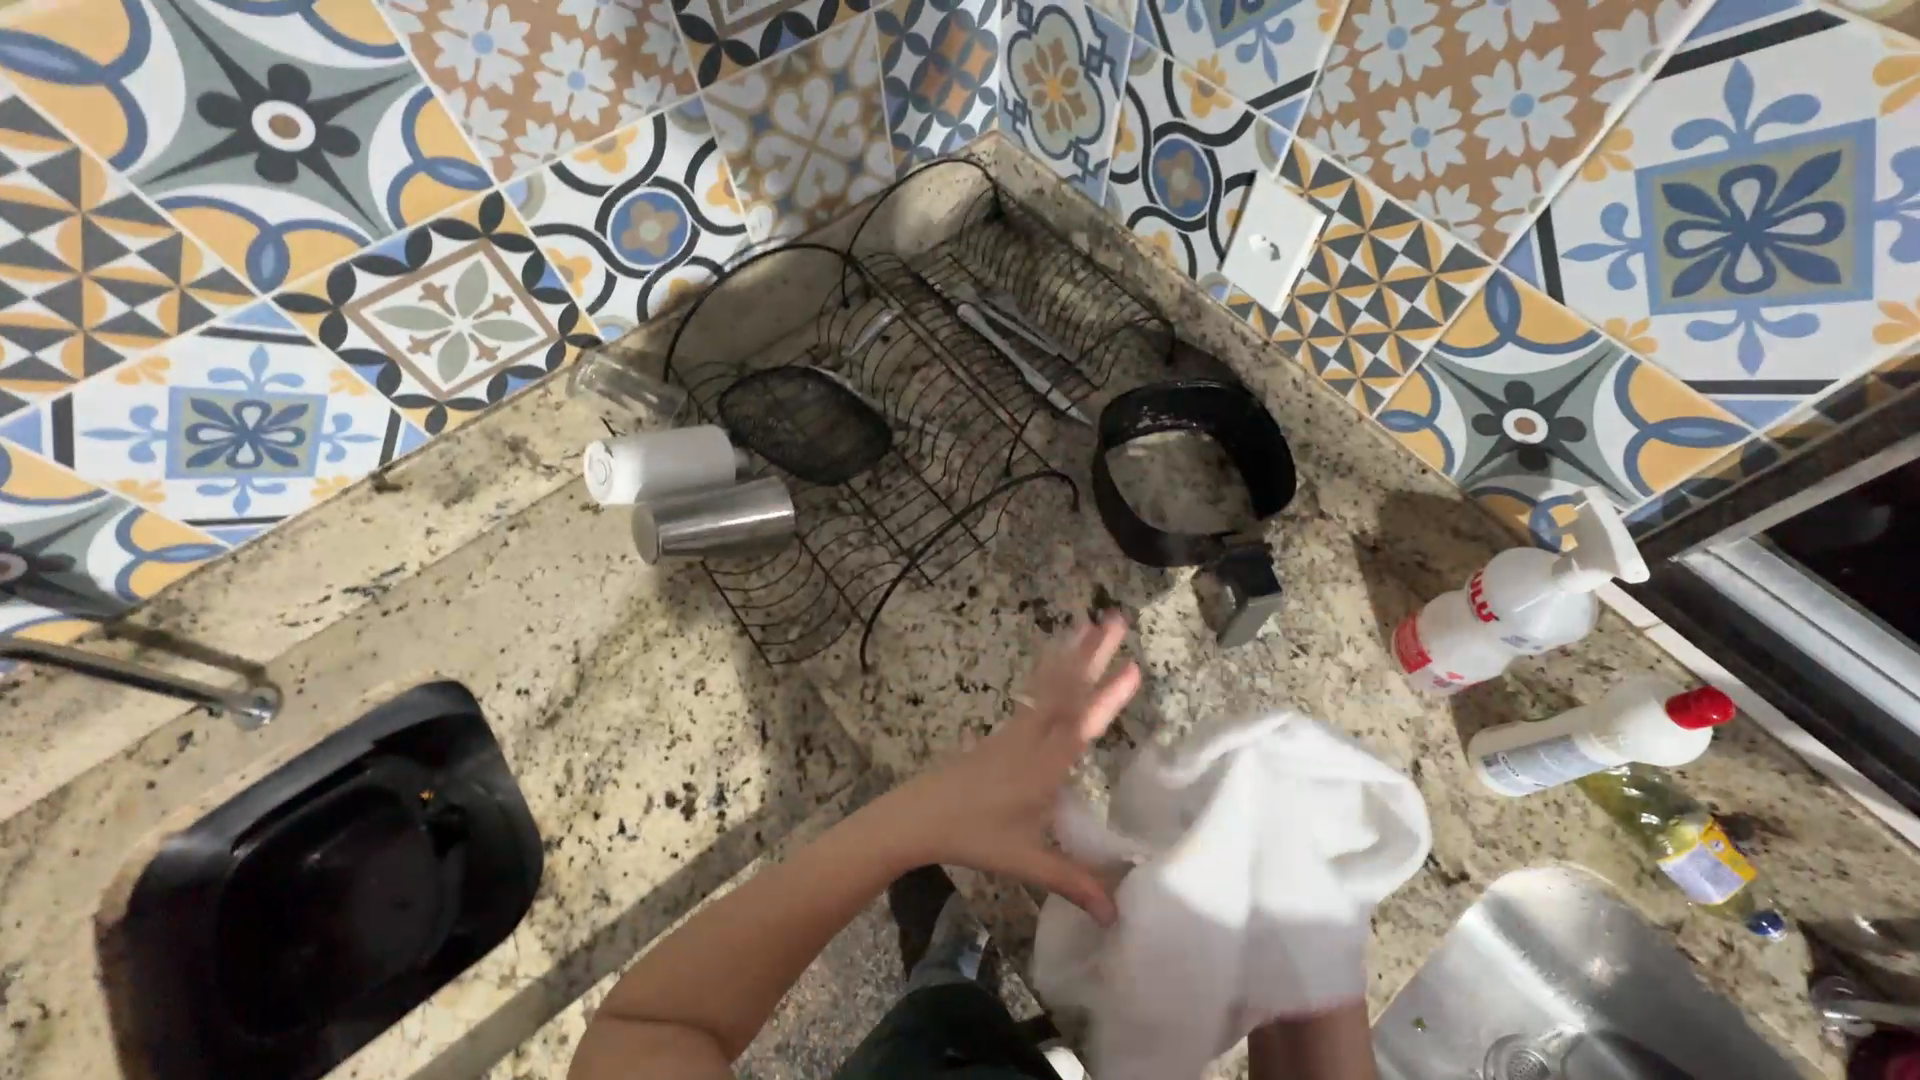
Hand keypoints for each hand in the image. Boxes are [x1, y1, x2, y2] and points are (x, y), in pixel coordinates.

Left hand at [876, 613, 1140, 925]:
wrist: (915, 817)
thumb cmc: (971, 837)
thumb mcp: (1023, 861)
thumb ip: (1070, 882)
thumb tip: (1116, 914)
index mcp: (1042, 768)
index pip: (1081, 727)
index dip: (1108, 699)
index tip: (1133, 667)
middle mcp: (1030, 740)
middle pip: (1065, 691)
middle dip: (1091, 655)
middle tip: (1114, 619)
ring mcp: (1013, 732)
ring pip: (1047, 686)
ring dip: (1069, 654)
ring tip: (1086, 621)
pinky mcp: (1000, 733)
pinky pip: (1033, 694)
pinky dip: (1048, 672)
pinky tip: (1054, 663)